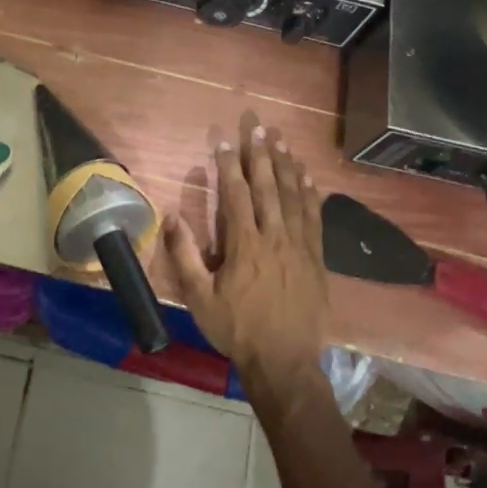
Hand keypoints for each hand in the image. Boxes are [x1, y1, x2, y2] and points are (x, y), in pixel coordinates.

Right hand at [162, 120, 327, 393]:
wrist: (284, 361)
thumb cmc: (236, 330)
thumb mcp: (200, 298)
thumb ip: (184, 256)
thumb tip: (171, 217)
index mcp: (245, 245)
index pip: (235, 194)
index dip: (229, 164)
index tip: (223, 140)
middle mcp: (275, 237)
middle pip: (268, 187)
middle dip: (261, 154)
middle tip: (258, 126)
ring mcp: (299, 247)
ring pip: (294, 197)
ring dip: (287, 167)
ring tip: (282, 141)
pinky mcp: (316, 259)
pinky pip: (315, 218)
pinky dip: (311, 195)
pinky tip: (308, 178)